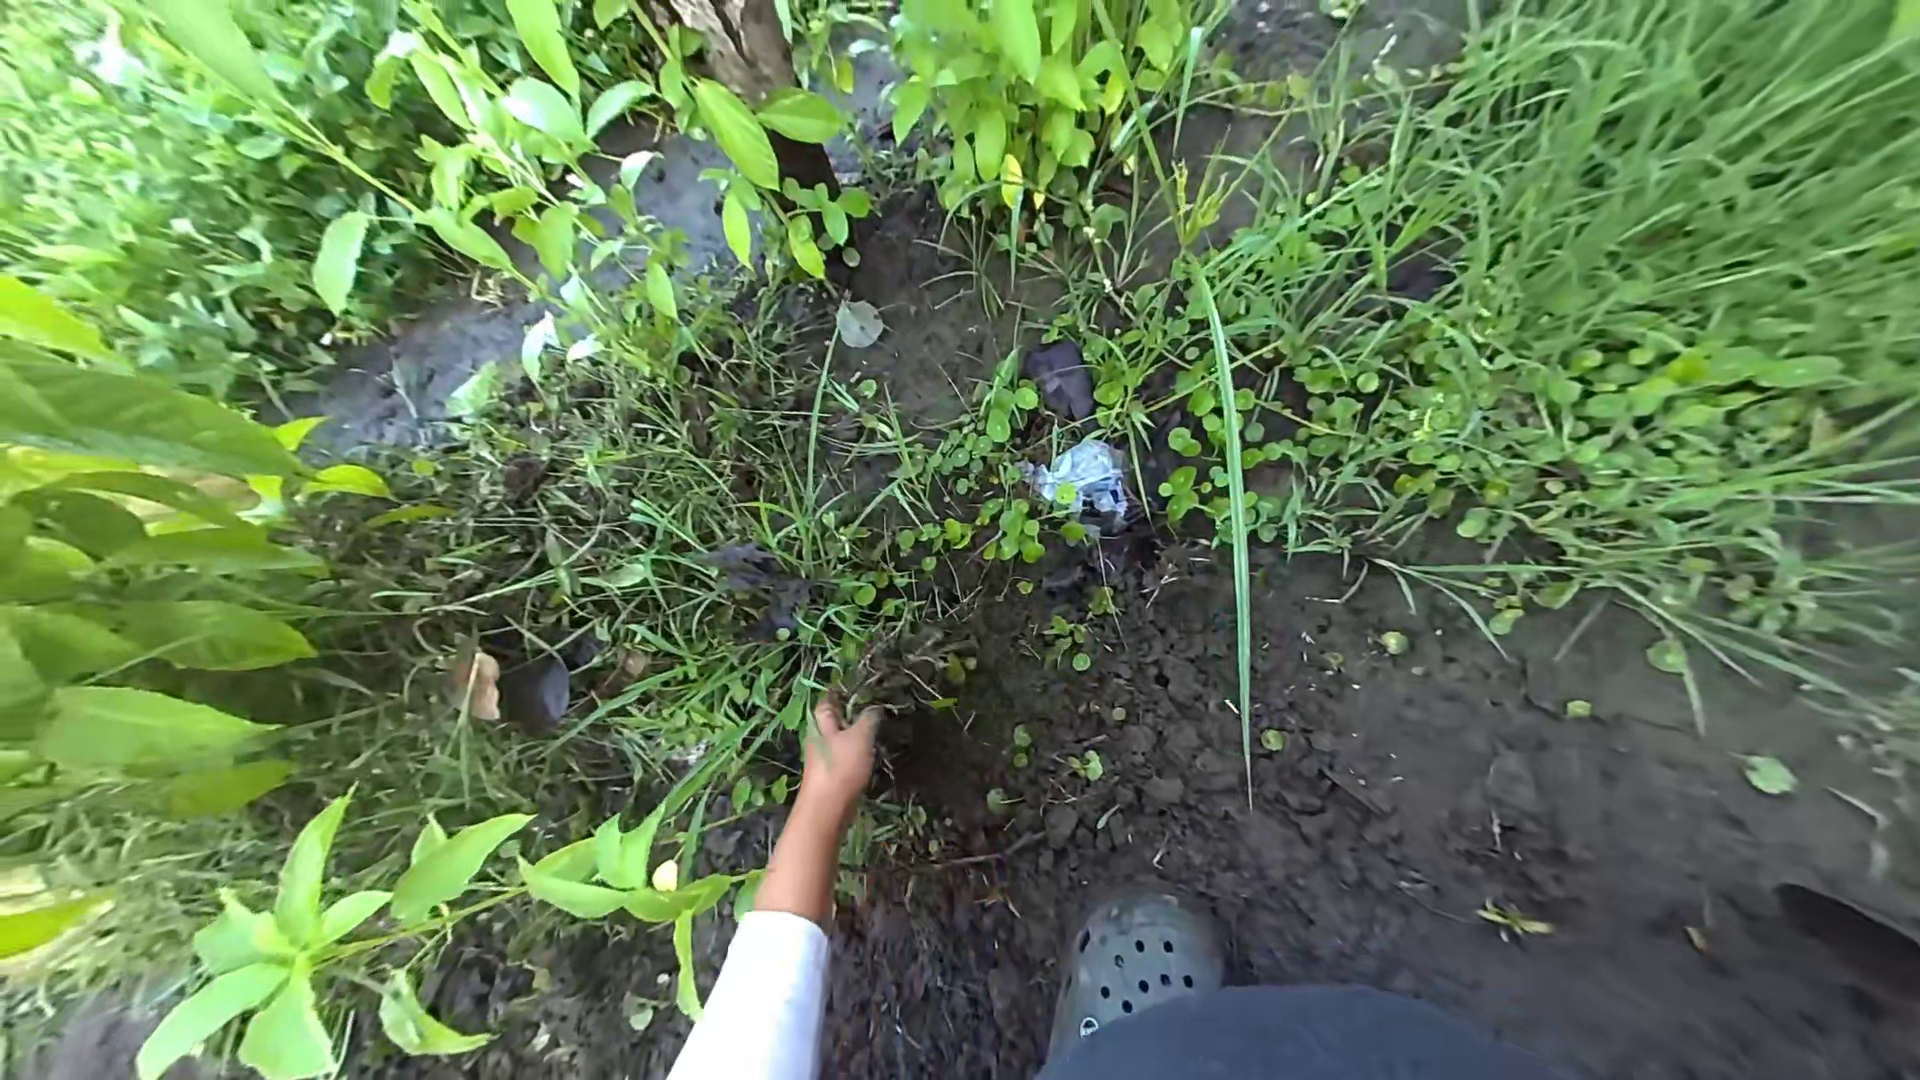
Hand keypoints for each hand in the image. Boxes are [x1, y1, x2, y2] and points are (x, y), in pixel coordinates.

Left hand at [796, 696, 879, 823]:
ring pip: (842, 738)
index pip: (828, 699)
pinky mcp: (832, 775)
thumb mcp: (860, 737)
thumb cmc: (841, 767)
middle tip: (876, 705)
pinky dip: (858, 752)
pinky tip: (872, 754)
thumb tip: (874, 708)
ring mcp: (824, 757)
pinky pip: (846, 756)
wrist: (827, 811)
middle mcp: (819, 738)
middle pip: (835, 719)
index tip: (860, 683)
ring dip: (857, 733)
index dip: (841, 690)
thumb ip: (868, 719)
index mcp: (821, 723)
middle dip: (852, 712)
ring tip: (879, 727)